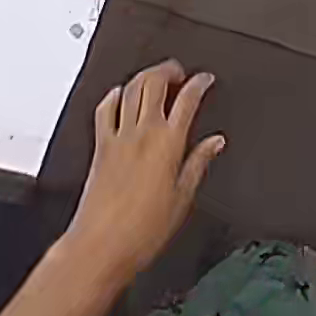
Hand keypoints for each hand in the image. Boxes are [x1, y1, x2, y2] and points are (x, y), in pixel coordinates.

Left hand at [64, 60, 225, 284]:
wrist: (101, 246)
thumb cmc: (142, 231)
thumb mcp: (183, 198)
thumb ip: (199, 162)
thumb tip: (215, 143)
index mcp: (168, 143)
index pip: (188, 98)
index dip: (199, 82)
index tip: (204, 79)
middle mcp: (143, 132)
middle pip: (155, 81)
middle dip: (170, 69)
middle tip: (179, 72)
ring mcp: (119, 135)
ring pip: (132, 88)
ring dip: (146, 75)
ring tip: (156, 77)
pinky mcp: (100, 144)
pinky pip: (105, 108)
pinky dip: (114, 95)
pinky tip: (120, 94)